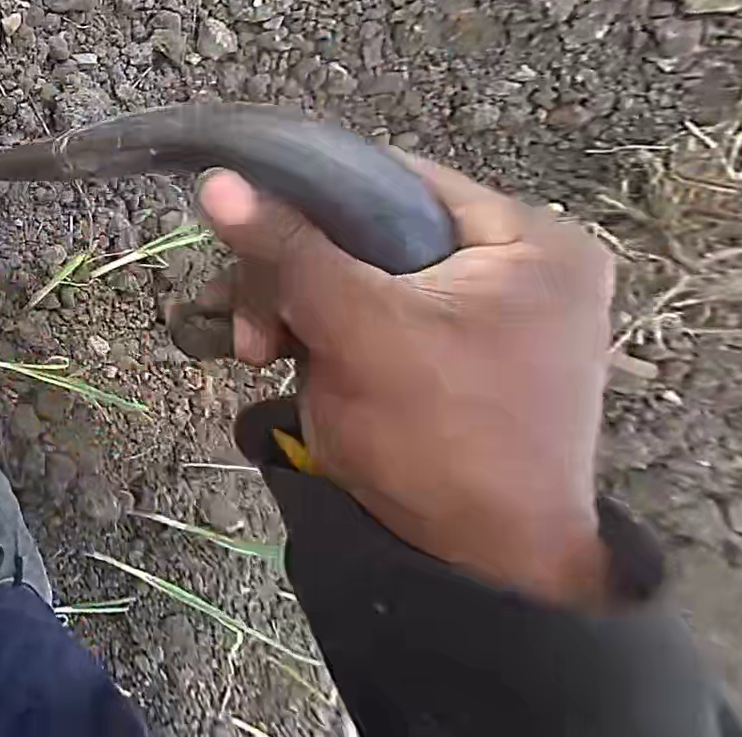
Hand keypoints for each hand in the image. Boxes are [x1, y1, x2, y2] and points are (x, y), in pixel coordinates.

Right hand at [199, 159, 615, 608]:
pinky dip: (293, 322)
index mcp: (524, 243)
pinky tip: (265, 351)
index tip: (253, 219)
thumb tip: (217, 184)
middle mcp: (494, 265)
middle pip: (354, 227)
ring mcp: (450, 306)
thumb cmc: (438, 434)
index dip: (313, 192)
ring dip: (279, 301)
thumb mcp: (358, 326)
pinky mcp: (411, 341)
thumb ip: (287, 248)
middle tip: (257, 318)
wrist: (459, 563)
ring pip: (333, 266)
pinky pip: (335, 303)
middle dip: (288, 270)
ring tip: (254, 347)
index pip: (395, 178)